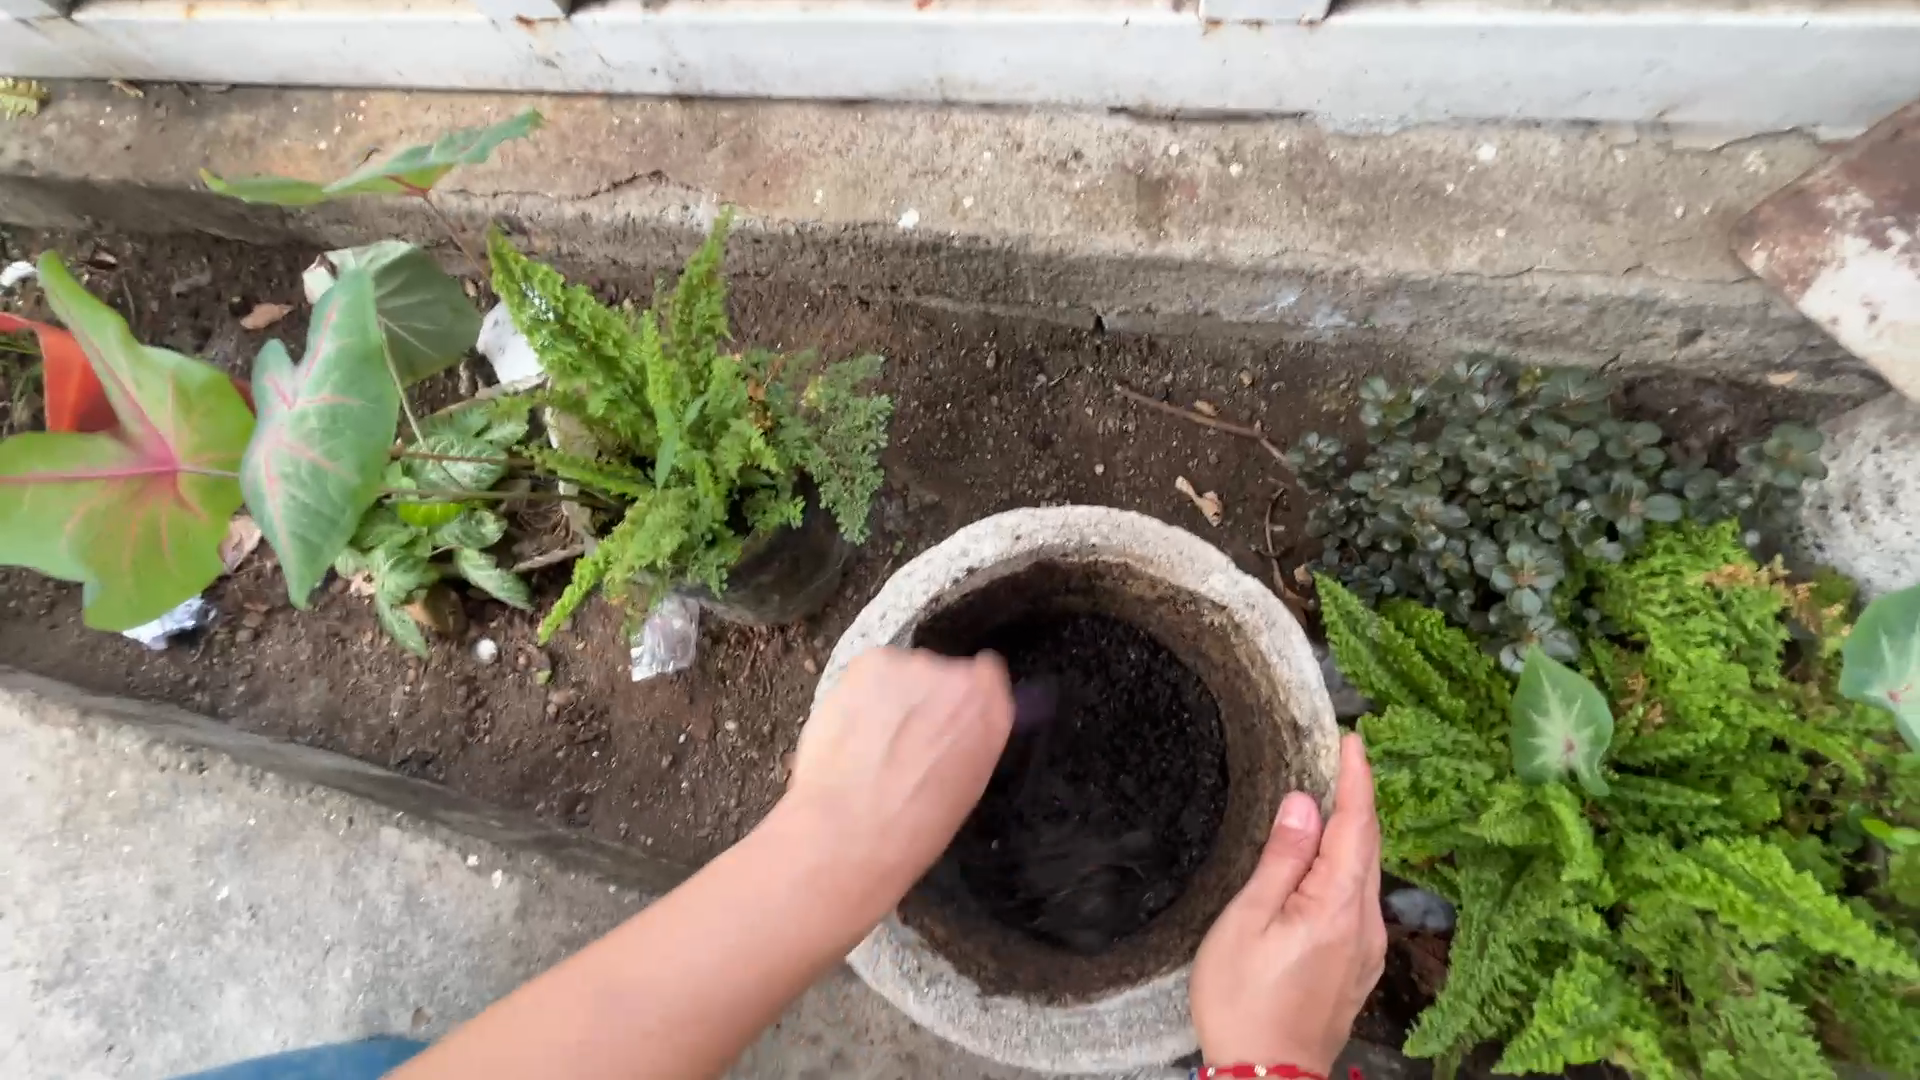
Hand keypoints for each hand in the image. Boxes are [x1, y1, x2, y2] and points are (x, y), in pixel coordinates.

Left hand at [783, 647, 1014, 905]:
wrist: (850, 830)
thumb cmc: (913, 828)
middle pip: (943, 670)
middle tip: (905, 735)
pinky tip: (851, 728)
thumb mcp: (966, 785)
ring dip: (892, 693)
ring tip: (871, 739)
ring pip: (903, 670)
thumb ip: (971, 740)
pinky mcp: (872, 662)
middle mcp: (961, 677)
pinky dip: (860, 692)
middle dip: (925, 695)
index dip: (963, 693)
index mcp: (992, 710)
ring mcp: (916, 664)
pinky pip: (870, 670)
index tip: (947, 712)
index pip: (987, 673)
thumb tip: (962, 725)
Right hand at [1190, 734, 1385, 1074]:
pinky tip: (1326, 852)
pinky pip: (1356, 894)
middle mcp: (1364, 925)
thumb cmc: (1243, 999)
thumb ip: (1281, 860)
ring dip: (1351, 827)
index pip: (1356, 828)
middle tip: (1339, 754)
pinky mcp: (1355, 962)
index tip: (1354, 741)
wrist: (1265, 1078)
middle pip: (1367, 845)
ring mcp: (1365, 947)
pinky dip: (1346, 859)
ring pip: (1363, 870)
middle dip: (1357, 797)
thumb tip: (1302, 805)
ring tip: (1329, 791)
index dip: (1356, 781)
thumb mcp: (1249, 920)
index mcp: (1337, 908)